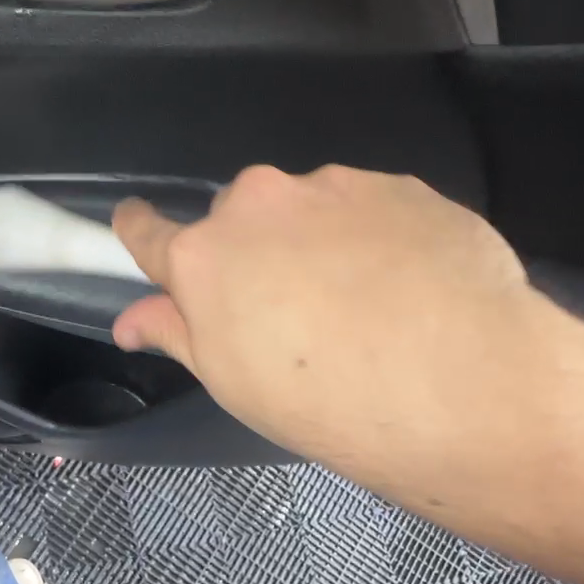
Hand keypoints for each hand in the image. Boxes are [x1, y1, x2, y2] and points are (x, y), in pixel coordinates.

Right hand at [111, 165, 583, 493]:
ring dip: (314, 245)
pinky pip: (366, 210)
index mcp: (204, 256)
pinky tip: (400, 292)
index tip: (137, 226)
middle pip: (237, 220)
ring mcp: (333, 187)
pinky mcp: (400, 185)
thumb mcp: (230, 381)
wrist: (451, 381)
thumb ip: (177, 335)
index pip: (148, 231)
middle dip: (250, 254)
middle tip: (283, 313)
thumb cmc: (318, 398)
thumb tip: (132, 321)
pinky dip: (371, 242)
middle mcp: (259, 204)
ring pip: (306, 211)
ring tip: (359, 309)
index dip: (138, 230)